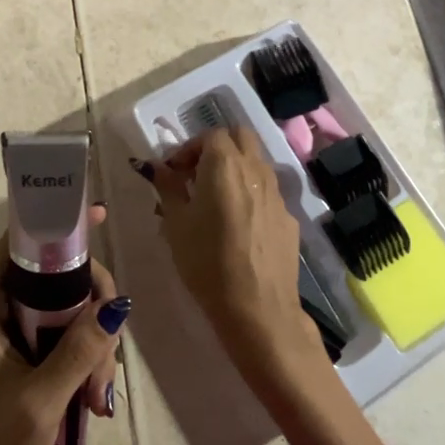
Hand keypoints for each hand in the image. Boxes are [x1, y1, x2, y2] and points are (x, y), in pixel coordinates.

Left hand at [0, 205, 130, 444]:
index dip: (59, 225)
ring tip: (98, 396)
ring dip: (92, 348)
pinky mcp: (23, 353)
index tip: (98, 218)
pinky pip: (63, 337)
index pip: (21, 239)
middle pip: (56, 275)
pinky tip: (93, 397)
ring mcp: (10, 328)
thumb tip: (116, 306)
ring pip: (66, 309)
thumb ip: (77, 352)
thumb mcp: (39, 398)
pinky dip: (83, 361)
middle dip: (91, 311)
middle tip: (109, 351)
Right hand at [137, 128, 316, 364]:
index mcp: (225, 165)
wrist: (258, 310)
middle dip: (217, 147)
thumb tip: (155, 166)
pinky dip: (249, 194)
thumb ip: (167, 186)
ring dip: (235, 169)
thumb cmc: (207, 262)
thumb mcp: (176, 223)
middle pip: (240, 137)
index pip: (210, 135)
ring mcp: (277, 194)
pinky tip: (238, 226)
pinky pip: (266, 192)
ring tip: (215, 201)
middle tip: (197, 175)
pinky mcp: (288, 219)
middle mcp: (255, 170)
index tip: (174, 173)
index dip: (189, 148)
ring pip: (256, 163)